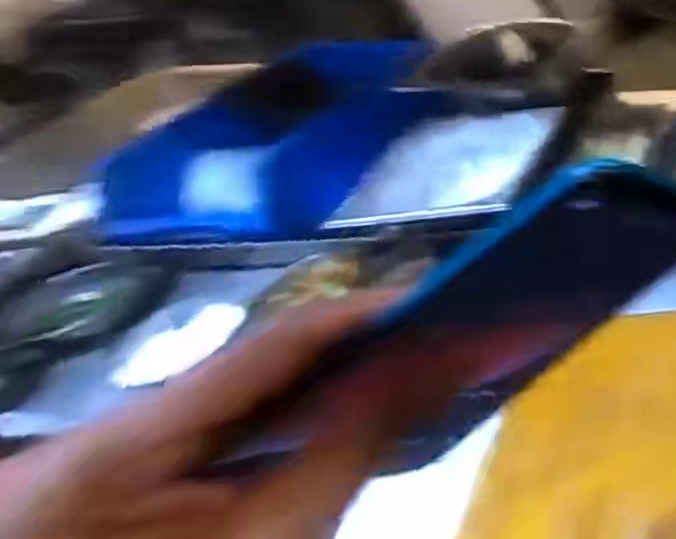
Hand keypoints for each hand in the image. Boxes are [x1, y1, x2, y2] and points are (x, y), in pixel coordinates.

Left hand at [0, 293, 432, 538]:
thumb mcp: (281, 536)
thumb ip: (361, 435)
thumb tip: (449, 351)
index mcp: (119, 446)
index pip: (277, 338)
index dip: (373, 308)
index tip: (453, 294)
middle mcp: (92, 432)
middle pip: (259, 359)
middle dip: (364, 344)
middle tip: (448, 330)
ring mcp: (89, 456)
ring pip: (243, 386)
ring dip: (333, 374)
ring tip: (414, 360)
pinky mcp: (101, 477)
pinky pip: (218, 420)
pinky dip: (291, 408)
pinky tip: (345, 404)